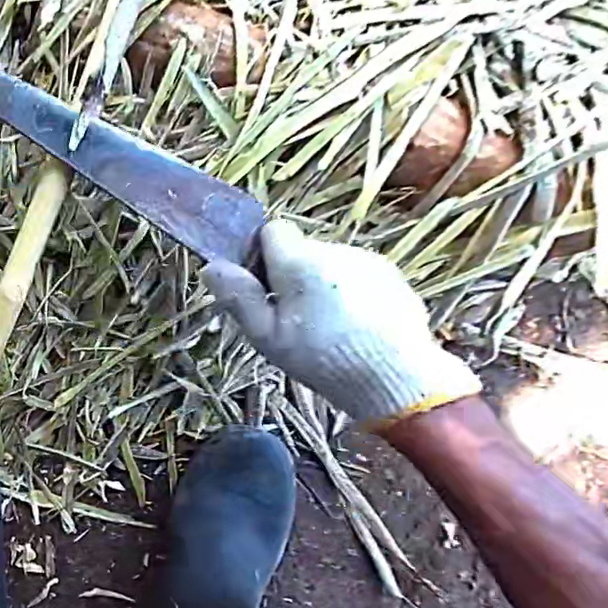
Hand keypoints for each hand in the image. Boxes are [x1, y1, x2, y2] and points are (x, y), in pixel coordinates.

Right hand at [204, 219, 480, 426]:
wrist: (395, 377)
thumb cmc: (320, 358)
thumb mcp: (265, 335)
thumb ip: (238, 297)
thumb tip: (211, 267)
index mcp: (300, 263)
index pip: (272, 230)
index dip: (259, 255)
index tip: (260, 288)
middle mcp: (336, 251)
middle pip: (298, 250)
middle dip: (287, 275)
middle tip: (287, 318)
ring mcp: (368, 262)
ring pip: (326, 263)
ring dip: (316, 285)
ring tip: (321, 326)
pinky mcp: (391, 276)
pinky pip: (353, 275)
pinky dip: (344, 293)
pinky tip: (348, 326)